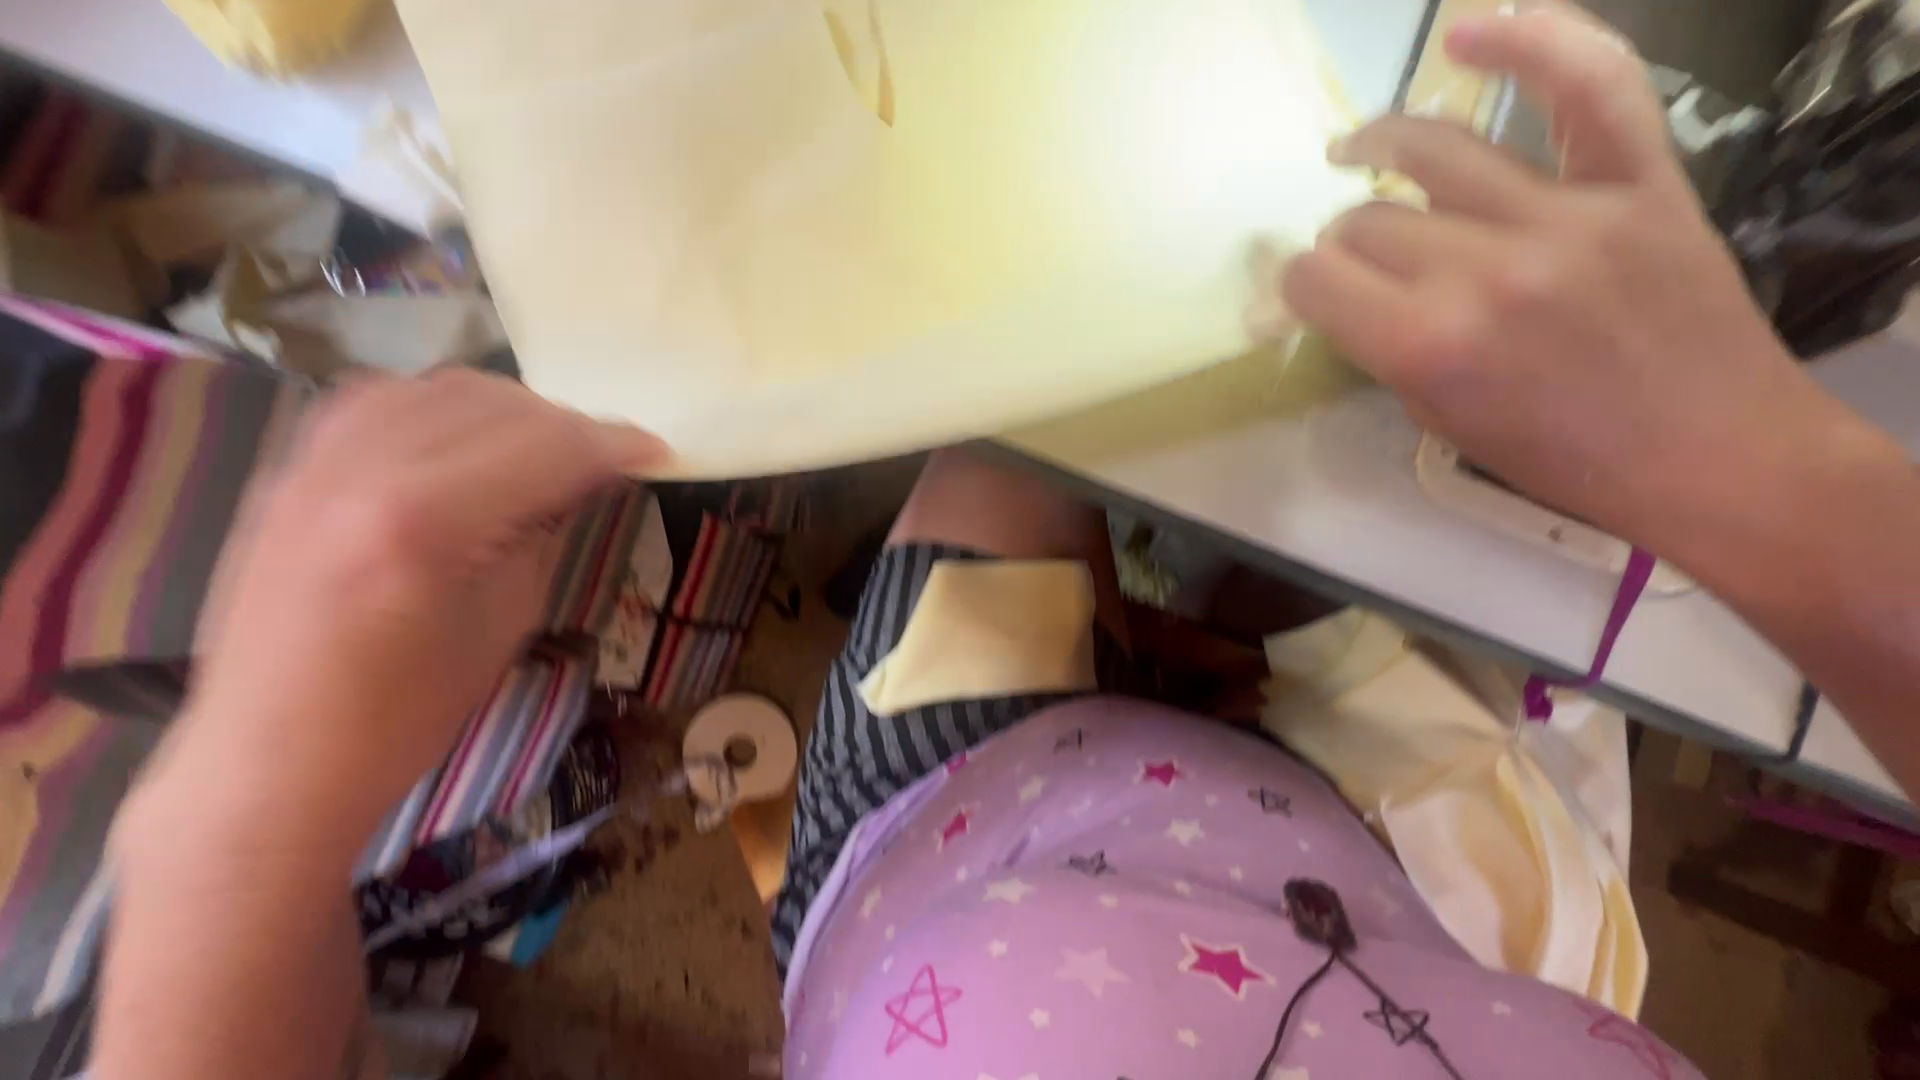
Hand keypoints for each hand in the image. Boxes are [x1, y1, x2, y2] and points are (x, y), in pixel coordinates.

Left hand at [151, 370, 667, 855]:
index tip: (657, 450)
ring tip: (544, 444)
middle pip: (498, 405)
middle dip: (570, 424)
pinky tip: (467, 439)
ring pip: (440, 388)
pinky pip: (381, 400)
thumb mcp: (506, 618)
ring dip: (511, 407)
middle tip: (608, 458)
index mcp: (424, 521)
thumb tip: (583, 477)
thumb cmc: (407, 714)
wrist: (273, 760)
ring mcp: (314, 461)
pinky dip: (443, 407)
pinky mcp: (290, 469)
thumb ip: (543, 529)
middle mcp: (363, 468)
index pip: (547, 447)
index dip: (614, 443)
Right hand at [1280, 3, 1857, 554]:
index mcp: (1426, 344)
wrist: (1708, 455)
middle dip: (1340, 244)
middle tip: (1350, 264)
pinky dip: (1533, 44)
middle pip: (1366, 221)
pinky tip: (1468, 35)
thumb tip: (1333, 296)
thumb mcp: (1436, 418)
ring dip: (1376, 144)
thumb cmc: (1556, 457)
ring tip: (1351, 148)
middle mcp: (1482, 271)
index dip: (1291, 284)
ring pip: (1435, 153)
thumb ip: (1379, 346)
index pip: (1315, 278)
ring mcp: (1564, 216)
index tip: (1296, 293)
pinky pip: (1589, 88)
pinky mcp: (1638, 184)